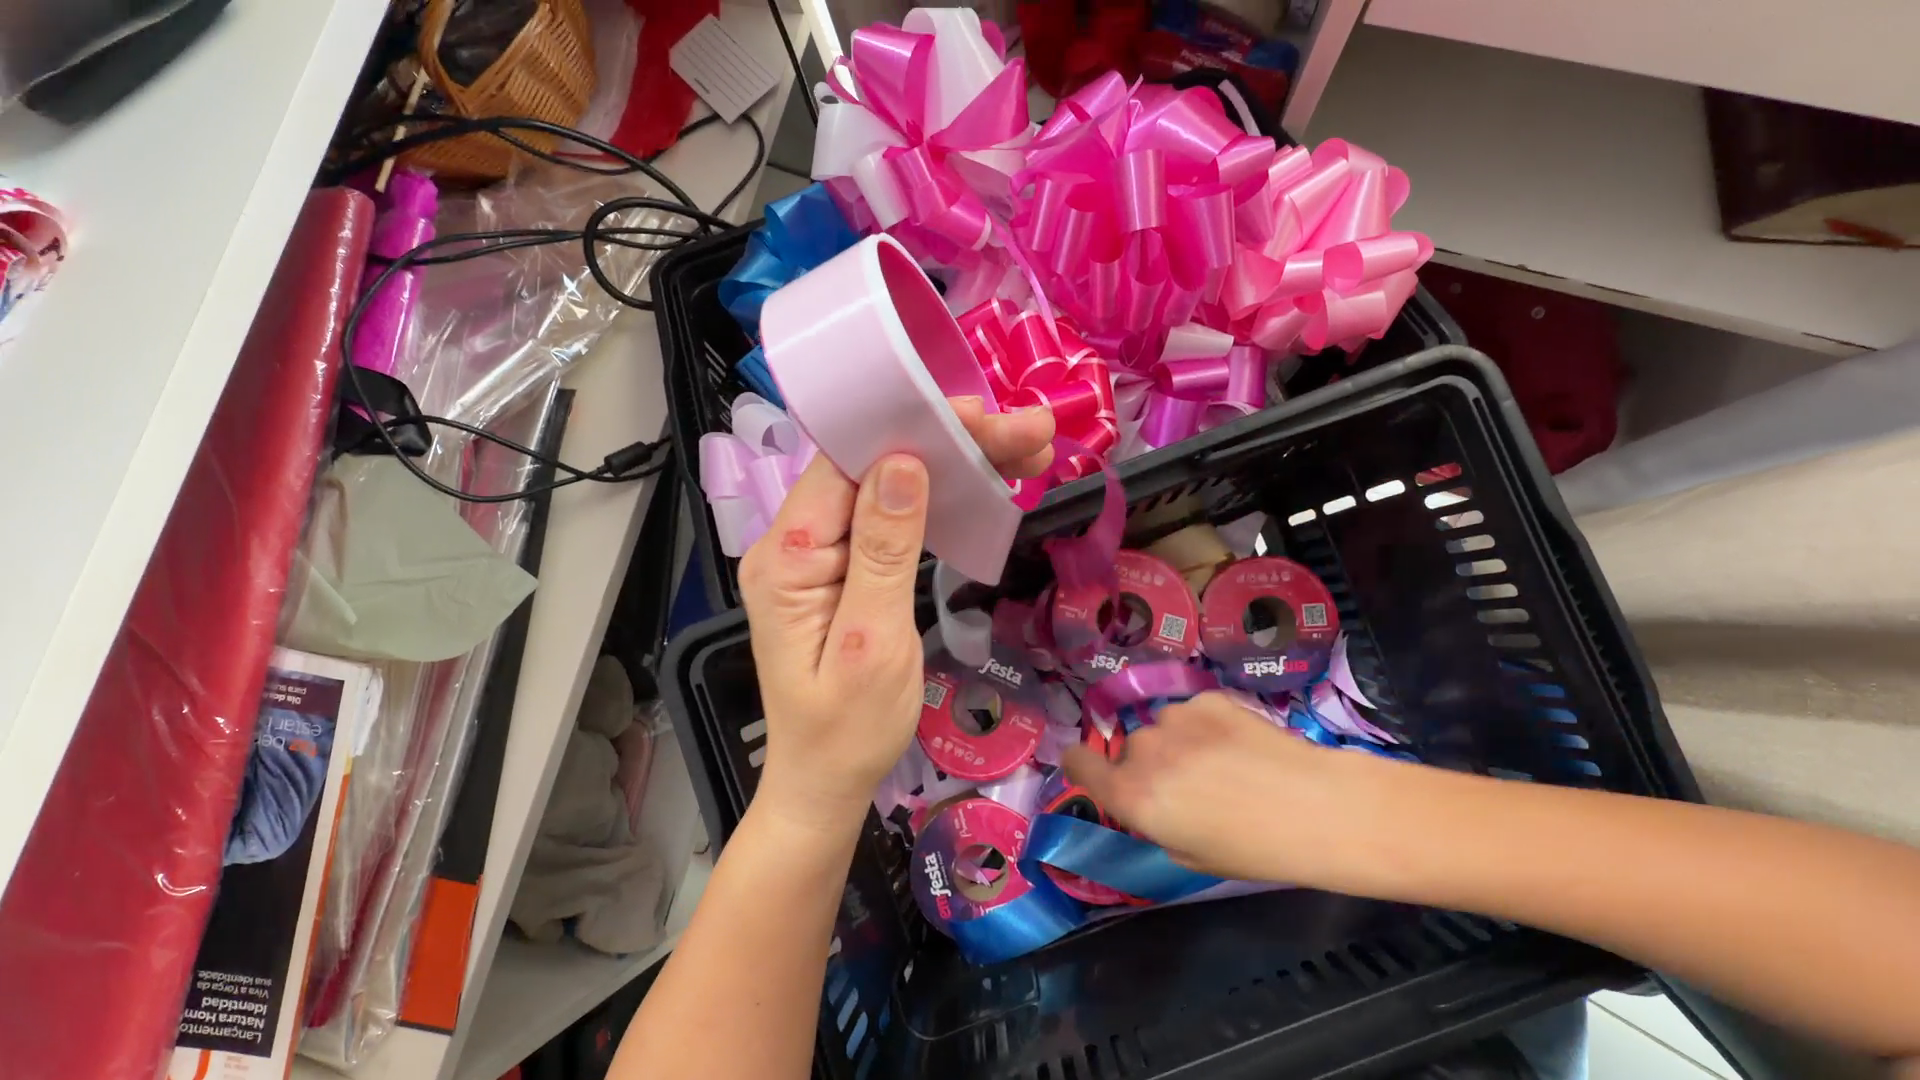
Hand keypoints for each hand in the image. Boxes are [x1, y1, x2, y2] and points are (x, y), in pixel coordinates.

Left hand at [740, 399, 1054, 835]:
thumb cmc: (847, 730)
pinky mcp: (842, 569)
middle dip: (947, 442)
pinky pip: (888, 519)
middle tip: (1028, 432)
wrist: (825, 783)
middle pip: (871, 467)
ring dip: (951, 465)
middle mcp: (795, 541)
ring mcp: (819, 554)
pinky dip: (936, 500)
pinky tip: (982, 485)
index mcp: (788, 555)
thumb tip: (903, 464)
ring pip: (886, 487)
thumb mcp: (872, 642)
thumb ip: (884, 551)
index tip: (979, 416)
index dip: (911, 430)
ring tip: (1023, 450)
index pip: (847, 463)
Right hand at [1064, 692, 1413, 892]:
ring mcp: (1175, 717)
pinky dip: (1207, 724)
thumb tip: (1156, 801)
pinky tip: (1241, 743)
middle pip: (1130, 751)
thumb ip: (1155, 822)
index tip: (1097, 772)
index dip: (1081, 766)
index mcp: (1132, 797)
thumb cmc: (1254, 850)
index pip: (1076, 763)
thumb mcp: (1189, 854)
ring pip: (1163, 728)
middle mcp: (1143, 751)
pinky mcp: (1208, 696)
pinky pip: (1192, 711)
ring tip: (1225, 764)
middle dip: (1151, 766)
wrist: (1317, 807)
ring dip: (1179, 742)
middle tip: (1193, 787)